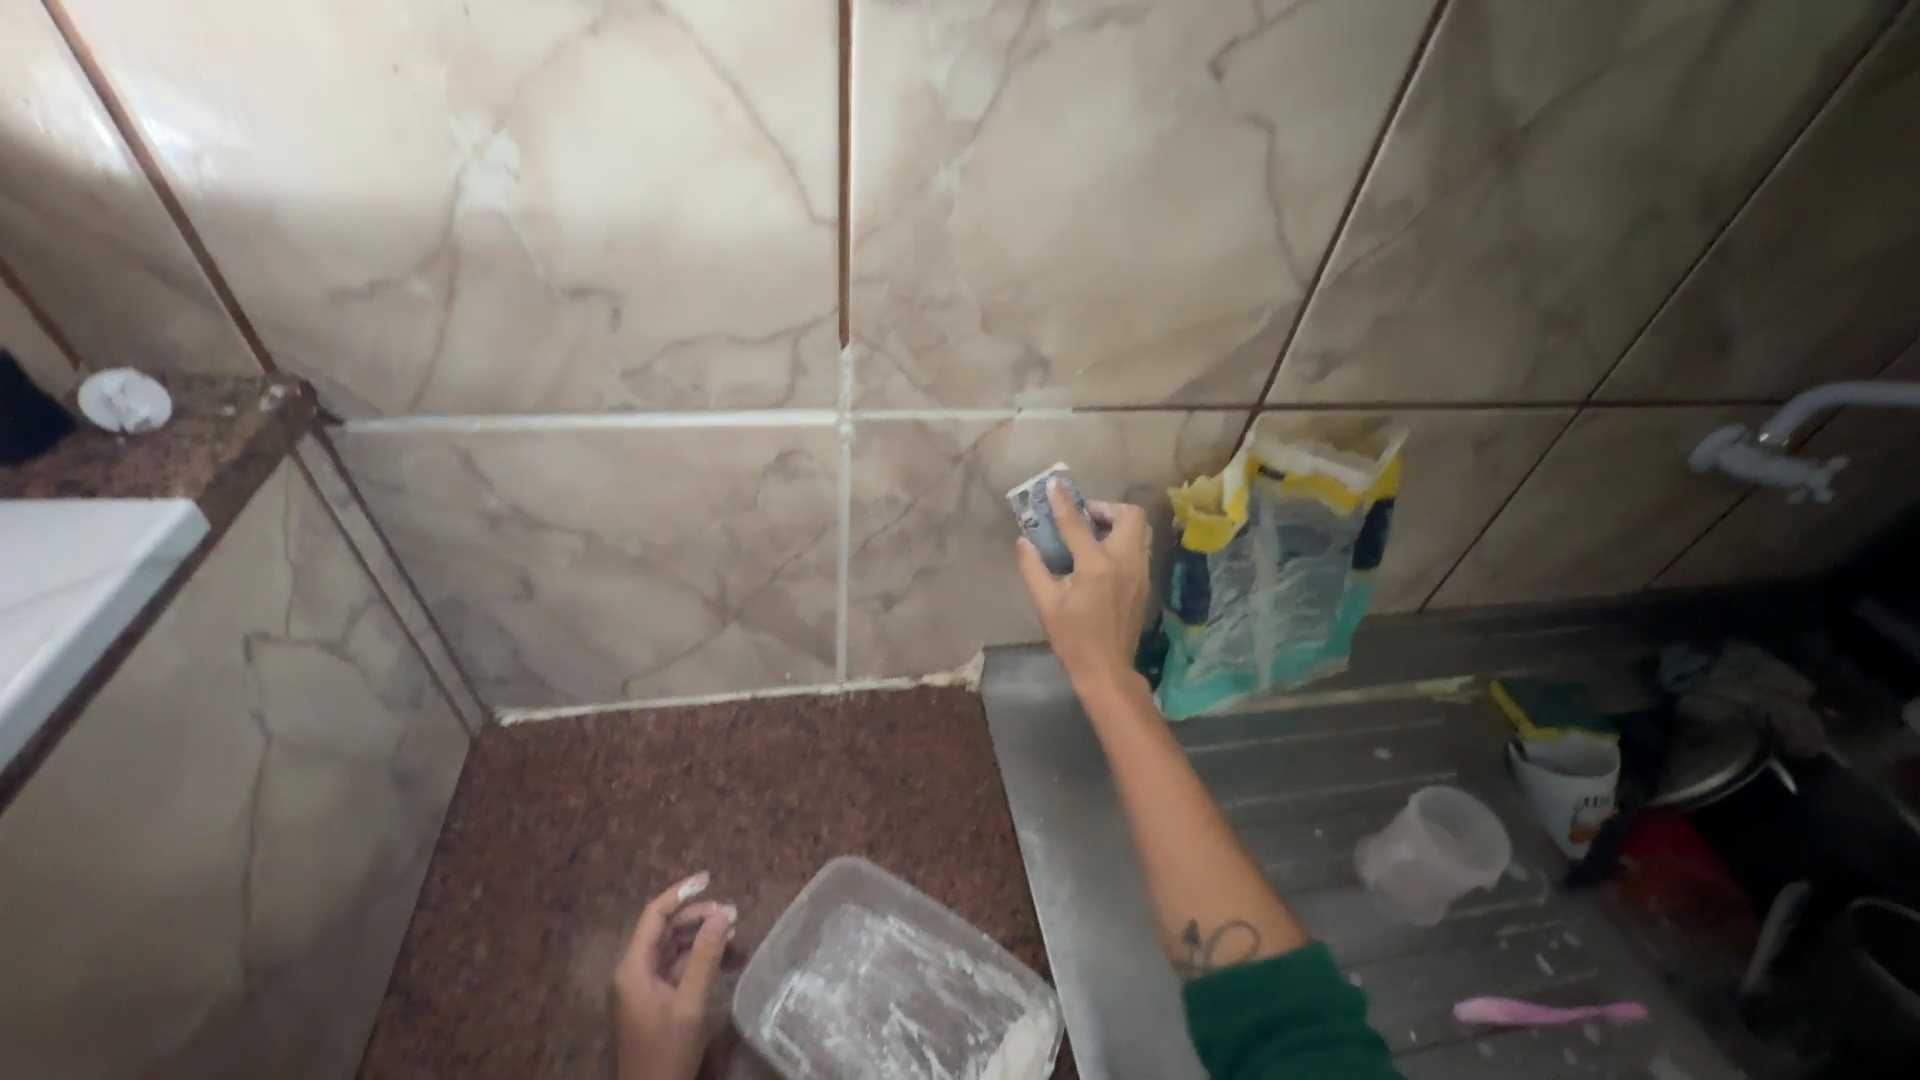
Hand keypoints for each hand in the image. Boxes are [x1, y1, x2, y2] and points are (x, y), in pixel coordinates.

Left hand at [613, 871, 736, 1079]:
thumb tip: (722, 913)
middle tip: (731, 912)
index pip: (654, 916)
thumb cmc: (667, 1053)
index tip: (708, 878)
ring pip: (672, 947)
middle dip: (696, 916)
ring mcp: (643, 987)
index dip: (680, 894)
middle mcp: (633, 972)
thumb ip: (705, 957)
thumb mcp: (690, 1003)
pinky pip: (676, 966)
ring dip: (700, 935)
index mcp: (633, 968)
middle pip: (664, 929)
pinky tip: (723, 953)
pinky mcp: (654, 1000)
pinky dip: (698, 956)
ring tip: (732, 928)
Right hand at [1016, 479, 1151, 690]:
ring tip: (1094, 534)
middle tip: (1084, 518)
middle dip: (1106, 508)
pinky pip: (1140, 548)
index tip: (1054, 484)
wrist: (1107, 668)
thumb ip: (1033, 567)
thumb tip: (1024, 542)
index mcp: (1096, 565)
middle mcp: (1125, 561)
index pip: (1077, 523)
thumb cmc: (1073, 637)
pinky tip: (1104, 557)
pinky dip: (1124, 541)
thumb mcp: (1045, 603)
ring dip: (1118, 523)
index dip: (1062, 501)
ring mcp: (1140, 572)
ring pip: (1140, 530)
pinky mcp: (1145, 583)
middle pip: (1129, 515)